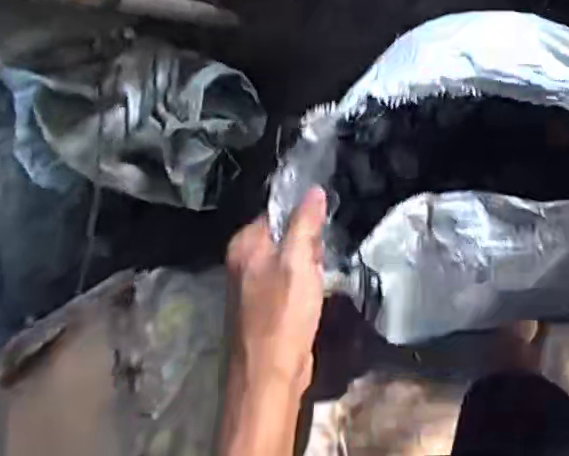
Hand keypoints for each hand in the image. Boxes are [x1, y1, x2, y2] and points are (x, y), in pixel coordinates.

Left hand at [221, 188, 326, 455]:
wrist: (269, 378)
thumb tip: (314, 190)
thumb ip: (305, 222)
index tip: (326, 222)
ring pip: (291, 256)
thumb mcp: (299, 260)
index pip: (279, 210)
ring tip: (321, 272)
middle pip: (286, 232)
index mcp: (244, 245)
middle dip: (310, 240)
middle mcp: (242, 261)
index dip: (306, 213)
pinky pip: (290, 278)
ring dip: (310, 262)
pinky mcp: (264, 306)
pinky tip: (315, 291)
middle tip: (322, 254)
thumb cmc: (283, 314)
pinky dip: (305, 281)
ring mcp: (251, 285)